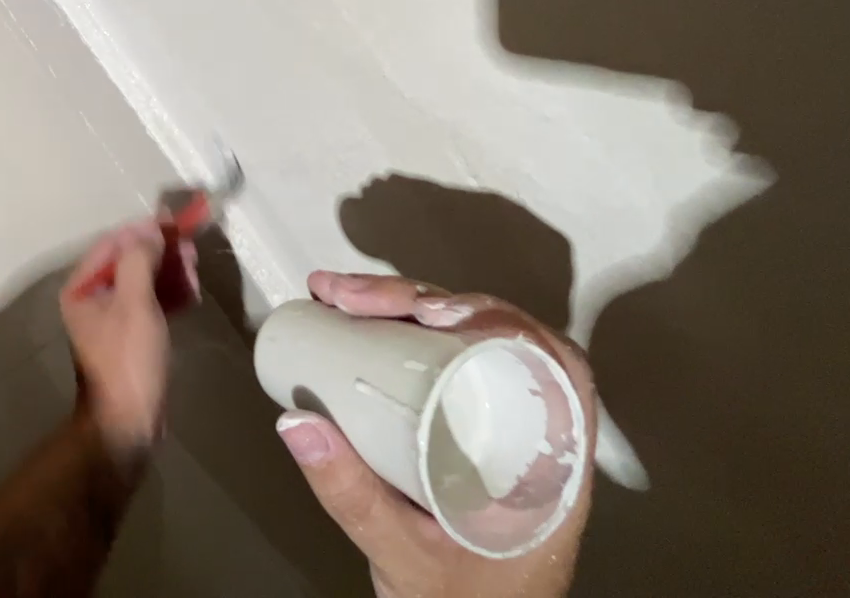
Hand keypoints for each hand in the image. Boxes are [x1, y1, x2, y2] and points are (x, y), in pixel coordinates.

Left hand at [60, 220, 194, 457]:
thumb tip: (150, 228)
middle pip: (129, 260)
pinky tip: (192, 293)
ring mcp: (113, 318)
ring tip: (195, 271)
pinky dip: (170, 295)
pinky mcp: (132, 335)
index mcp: (82, 287)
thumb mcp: (135, 305)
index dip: (143, 230)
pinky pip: (151, 303)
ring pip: (144, 281)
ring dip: (170, 271)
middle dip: (161, 252)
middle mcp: (93, 297)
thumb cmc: (128, 360)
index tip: (175, 223)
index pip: (113, 244)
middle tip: (191, 250)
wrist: (128, 425)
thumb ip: (139, 261)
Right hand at [277, 270, 596, 597]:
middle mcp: (525, 430)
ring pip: (454, 338)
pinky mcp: (448, 419)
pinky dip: (390, 327)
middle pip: (491, 337)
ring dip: (397, 304)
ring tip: (333, 294)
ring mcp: (484, 421)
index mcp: (547, 461)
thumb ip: (353, 497)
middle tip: (350, 296)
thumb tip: (293, 421)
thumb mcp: (403, 555)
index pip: (556, 369)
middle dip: (417, 299)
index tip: (435, 313)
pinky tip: (349, 316)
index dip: (504, 322)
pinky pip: (428, 357)